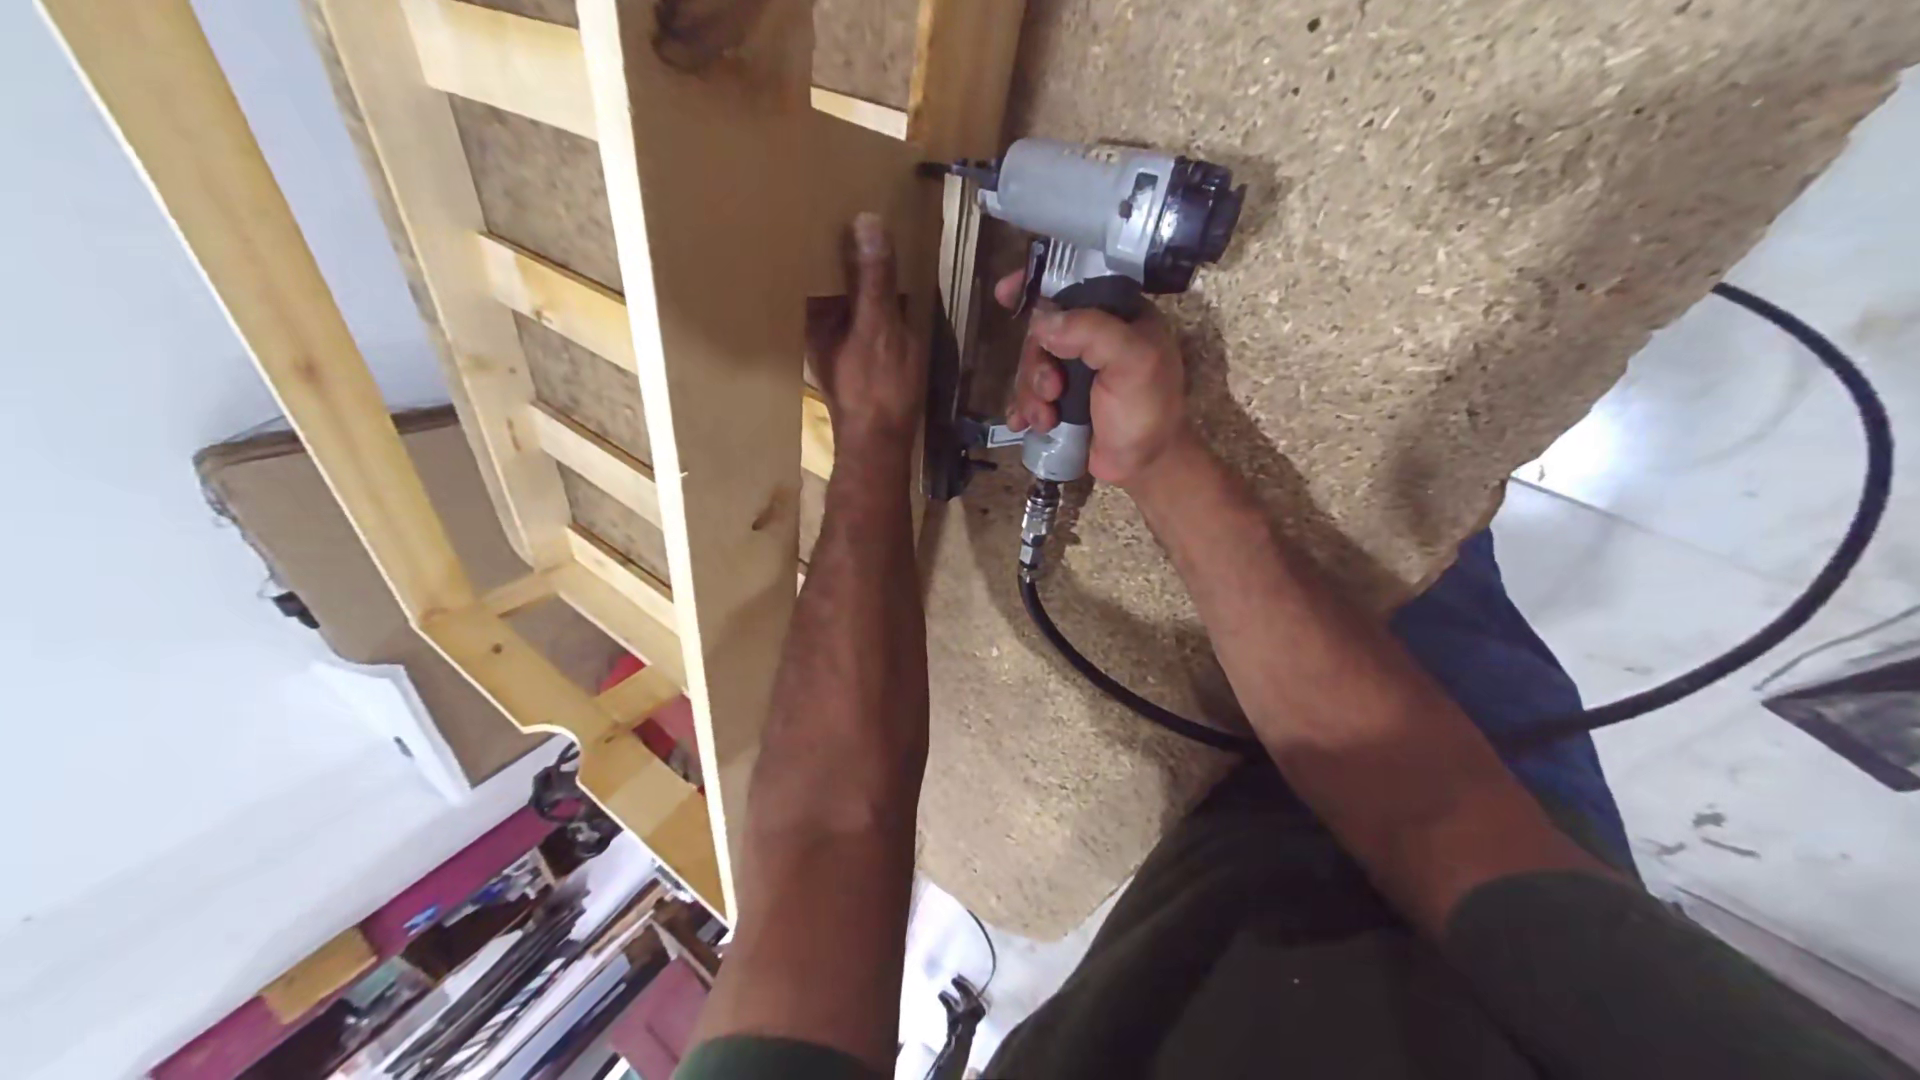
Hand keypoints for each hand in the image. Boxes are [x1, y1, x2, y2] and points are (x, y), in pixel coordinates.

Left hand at [807, 213, 922, 455]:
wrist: (882, 442)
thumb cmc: (877, 388)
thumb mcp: (881, 328)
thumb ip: (875, 279)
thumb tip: (866, 221)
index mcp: (813, 316)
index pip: (812, 261)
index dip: (823, 233)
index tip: (834, 198)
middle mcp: (819, 324)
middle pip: (830, 273)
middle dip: (845, 246)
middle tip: (860, 204)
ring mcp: (839, 337)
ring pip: (849, 291)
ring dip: (862, 268)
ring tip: (878, 231)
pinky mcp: (859, 349)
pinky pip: (864, 309)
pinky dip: (875, 293)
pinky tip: (890, 278)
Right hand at [996, 270, 1193, 486]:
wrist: (1145, 466)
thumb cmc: (1147, 410)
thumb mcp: (1131, 362)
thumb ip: (1091, 332)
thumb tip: (1041, 322)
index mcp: (1117, 316)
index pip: (1074, 285)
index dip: (1038, 284)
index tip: (1006, 293)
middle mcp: (1092, 338)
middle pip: (1041, 333)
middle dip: (1036, 365)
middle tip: (1051, 391)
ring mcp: (1074, 372)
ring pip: (1031, 366)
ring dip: (1031, 394)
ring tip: (1046, 419)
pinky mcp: (1060, 402)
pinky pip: (1027, 395)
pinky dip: (1022, 409)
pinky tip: (1024, 424)